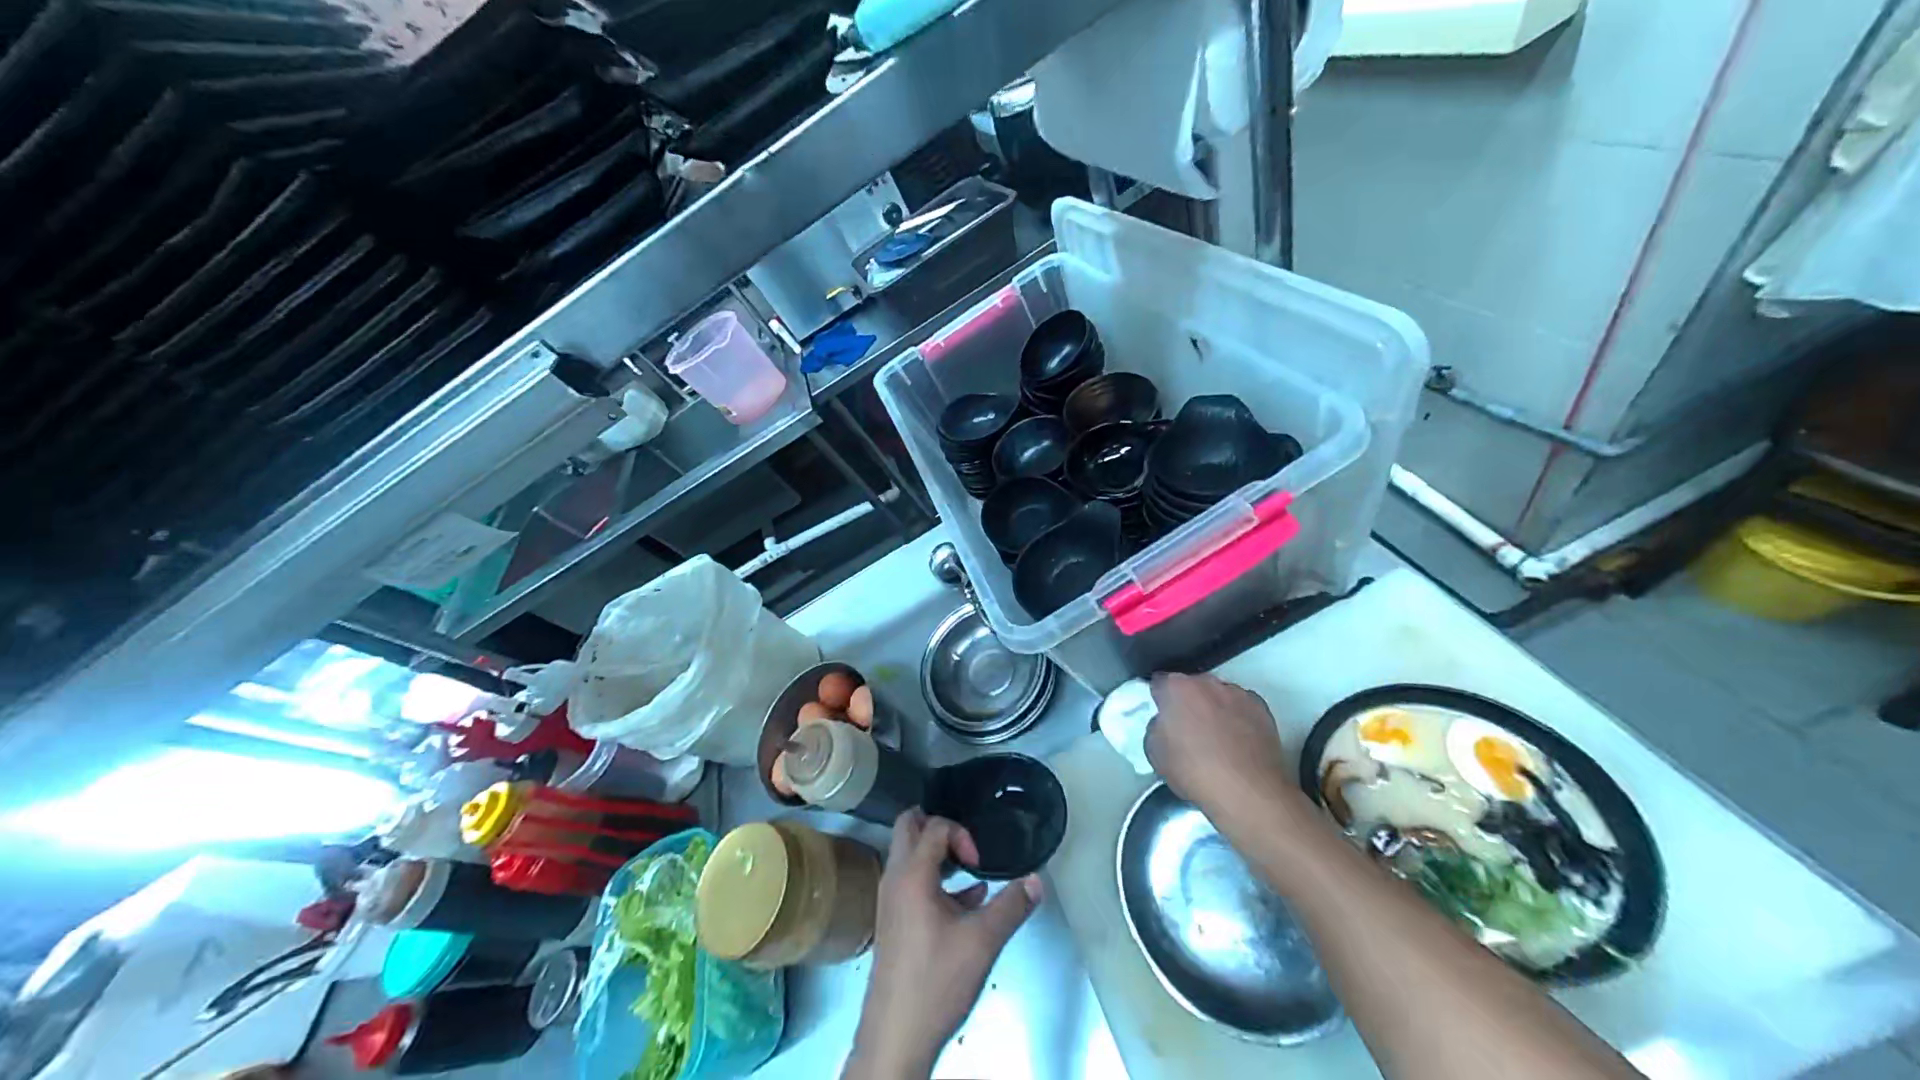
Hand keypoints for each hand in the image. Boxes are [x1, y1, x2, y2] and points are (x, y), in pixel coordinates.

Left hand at [845, 809, 1041, 1079]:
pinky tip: (967, 905)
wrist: (896, 1035)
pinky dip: (936, 881)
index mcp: (911, 874)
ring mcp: (890, 900)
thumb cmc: (936, 980)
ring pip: (909, 856)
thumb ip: (1012, 906)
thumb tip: (1036, 880)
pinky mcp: (894, 921)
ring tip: (971, 872)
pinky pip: (912, 883)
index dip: (961, 834)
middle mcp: (894, 879)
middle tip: (968, 847)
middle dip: (940, 828)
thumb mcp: (983, 941)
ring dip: (938, 856)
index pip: (933, 826)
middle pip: (909, 828)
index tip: (980, 863)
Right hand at [1144, 672, 1293, 819]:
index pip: (1160, 683)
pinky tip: (1237, 741)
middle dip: (1188, 701)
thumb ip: (1155, 727)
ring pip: (1218, 694)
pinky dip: (1237, 717)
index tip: (1163, 716)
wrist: (1247, 790)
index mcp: (1176, 688)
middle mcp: (1207, 683)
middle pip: (1192, 686)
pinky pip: (1241, 706)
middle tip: (1188, 729)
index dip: (1160, 700)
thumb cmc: (1195, 771)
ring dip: (1214, 708)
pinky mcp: (1262, 708)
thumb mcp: (1155, 753)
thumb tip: (1165, 724)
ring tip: (1217, 738)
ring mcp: (1237, 693)